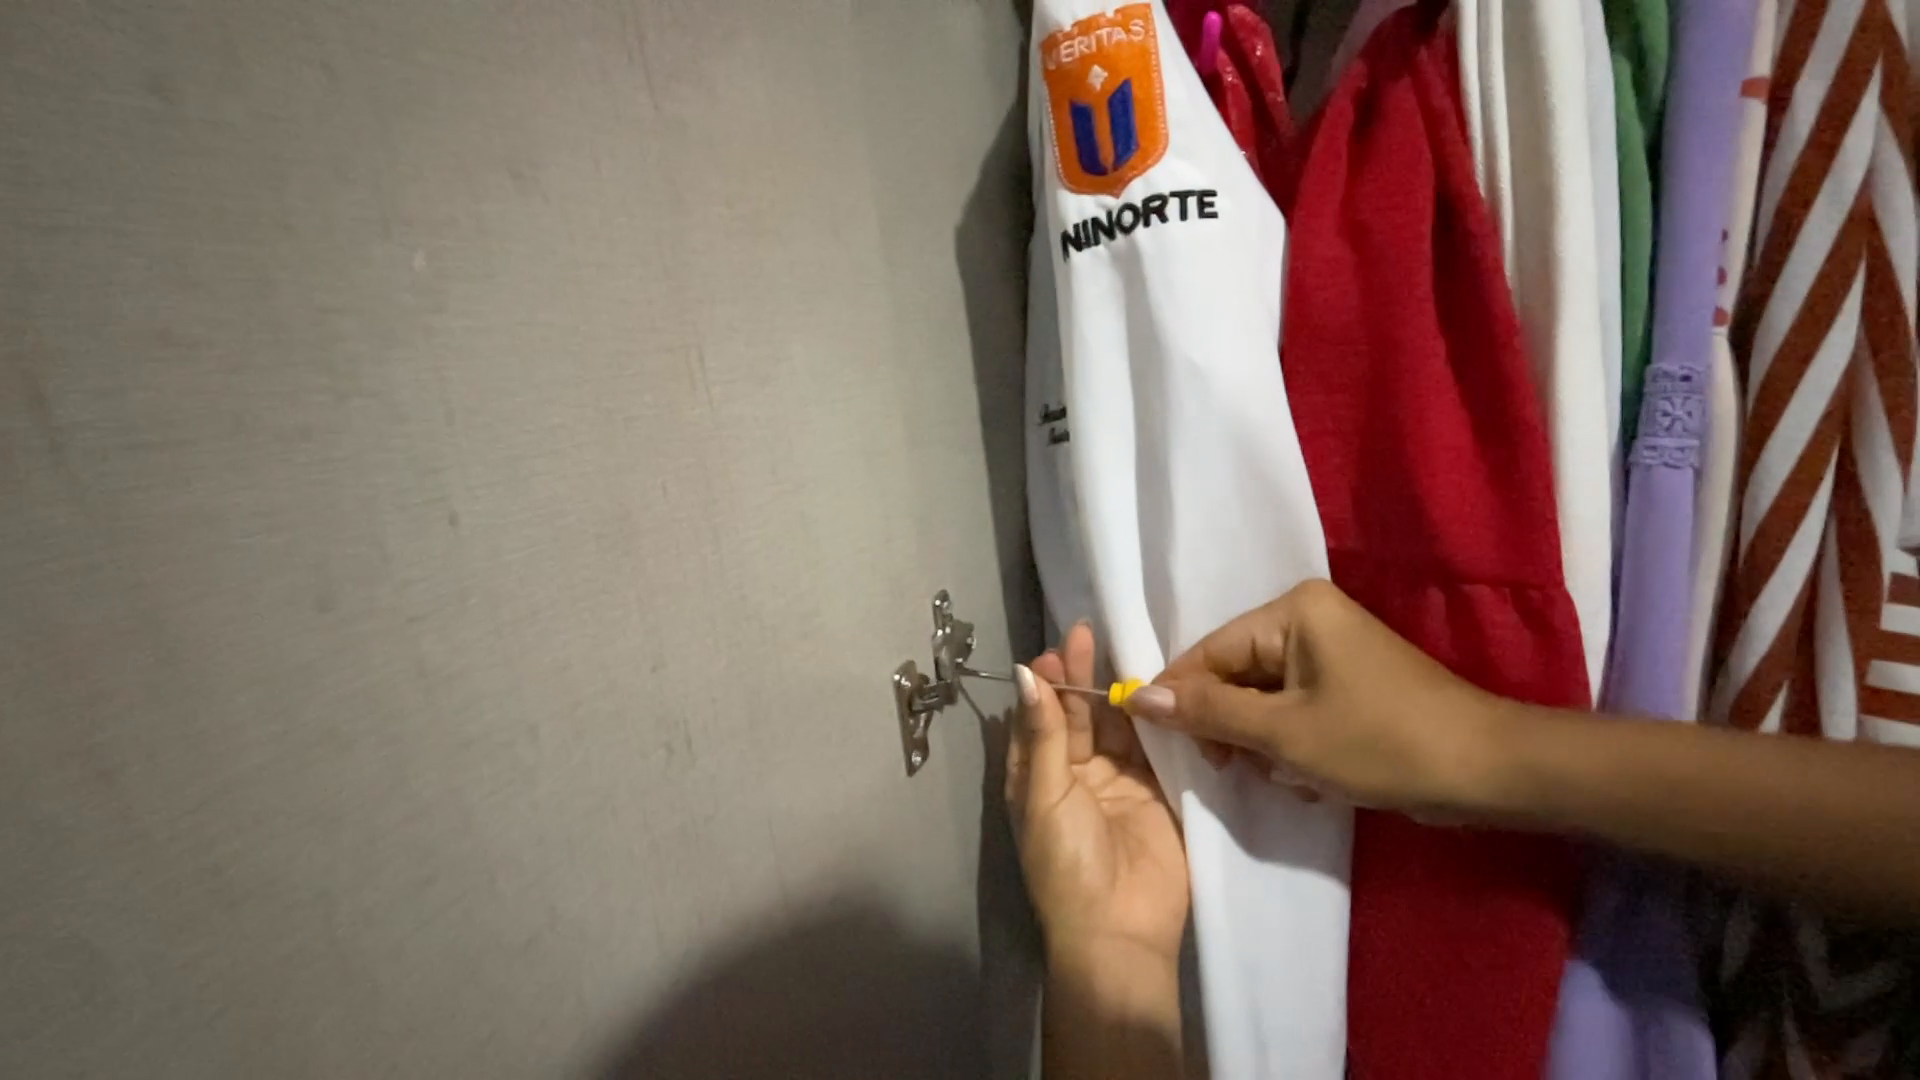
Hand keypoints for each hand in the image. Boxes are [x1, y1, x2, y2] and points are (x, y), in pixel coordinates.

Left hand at [1006, 623, 1188, 966]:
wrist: (1120, 931)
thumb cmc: (1066, 862)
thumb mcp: (1045, 793)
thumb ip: (1042, 732)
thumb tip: (1026, 672)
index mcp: (1036, 776)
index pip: (1038, 718)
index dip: (1045, 684)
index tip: (1055, 650)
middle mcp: (1074, 773)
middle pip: (1077, 715)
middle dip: (1079, 677)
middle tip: (1086, 635)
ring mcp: (1117, 780)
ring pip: (1114, 725)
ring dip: (1115, 691)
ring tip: (1120, 649)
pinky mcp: (1157, 790)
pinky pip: (1152, 746)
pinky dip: (1151, 718)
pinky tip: (1155, 685)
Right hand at [1126, 579, 1506, 816]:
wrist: (1492, 773)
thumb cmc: (1382, 742)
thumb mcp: (1283, 732)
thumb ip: (1208, 711)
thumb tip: (1137, 695)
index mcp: (1291, 612)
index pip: (1210, 651)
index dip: (1181, 697)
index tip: (1162, 741)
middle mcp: (1306, 619)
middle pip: (1234, 673)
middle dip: (1230, 724)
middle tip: (1232, 768)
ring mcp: (1329, 650)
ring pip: (1260, 696)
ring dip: (1261, 740)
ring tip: (1284, 774)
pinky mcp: (1345, 682)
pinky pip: (1291, 706)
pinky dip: (1289, 742)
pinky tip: (1308, 775)